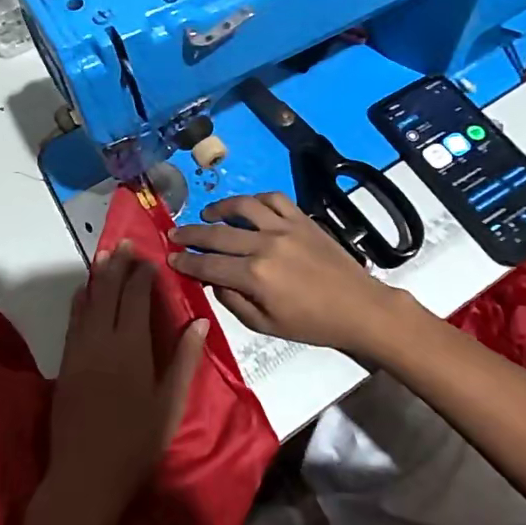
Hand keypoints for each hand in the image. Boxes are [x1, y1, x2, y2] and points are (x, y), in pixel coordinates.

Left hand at [48, 241, 207, 510]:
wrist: (86, 476)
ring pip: (88, 304)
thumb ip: (185, 359)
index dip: (143, 276)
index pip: (137, 299)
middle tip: (125, 244)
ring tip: (105, 256)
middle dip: (118, 266)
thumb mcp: (171, 403)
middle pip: (109, 294)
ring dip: (96, 278)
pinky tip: (82, 293)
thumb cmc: (137, 441)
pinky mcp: (65, 366)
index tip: (150, 258)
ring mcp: (79, 353)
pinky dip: (79, 302)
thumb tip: (199, 321)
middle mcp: (102, 342)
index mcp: (132, 348)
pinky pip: (73, 323)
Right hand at [168, 193, 410, 356]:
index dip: (185, 261)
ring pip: (244, 206)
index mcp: (255, 276)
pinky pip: (274, 199)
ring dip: (220, 208)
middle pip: (218, 233)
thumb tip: (212, 281)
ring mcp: (285, 227)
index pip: (208, 265)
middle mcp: (265, 245)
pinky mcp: (303, 218)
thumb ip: (234, 302)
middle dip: (191, 234)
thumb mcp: (266, 325)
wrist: (357, 306)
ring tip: (207, 214)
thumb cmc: (311, 324)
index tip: (168, 257)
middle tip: (174, 233)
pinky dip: (255, 199)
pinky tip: (246, 206)